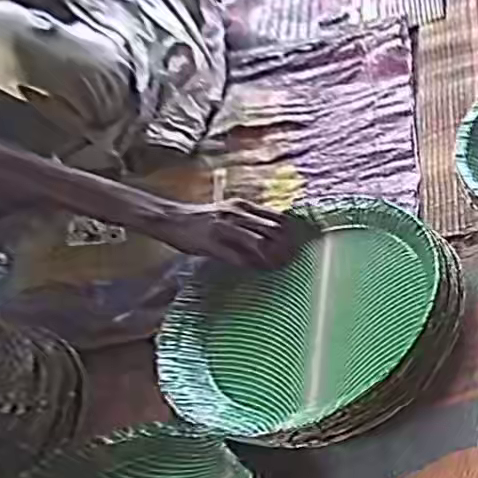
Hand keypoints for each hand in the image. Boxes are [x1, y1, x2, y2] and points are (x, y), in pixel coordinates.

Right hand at [153, 200, 312, 269]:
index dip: (298, 234)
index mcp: (245, 206)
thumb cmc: (205, 220)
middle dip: (290, 248)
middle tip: (295, 261)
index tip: (308, 245)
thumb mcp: (234, 215)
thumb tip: (286, 238)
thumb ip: (256, 223)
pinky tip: (260, 270)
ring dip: (275, 259)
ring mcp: (224, 227)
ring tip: (280, 267)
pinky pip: (239, 258)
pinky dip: (253, 266)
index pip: (281, 218)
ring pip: (261, 244)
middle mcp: (237, 214)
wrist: (168, 218)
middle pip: (276, 231)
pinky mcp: (211, 243)